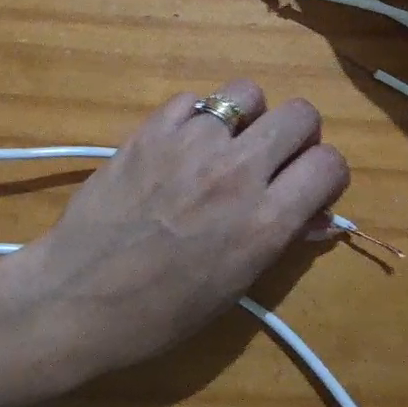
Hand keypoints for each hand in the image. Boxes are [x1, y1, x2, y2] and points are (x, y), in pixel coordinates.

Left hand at [15, 81, 348, 376]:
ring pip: (247, 93)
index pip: (329, 163)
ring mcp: (191, 143)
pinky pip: (193, 100)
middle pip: (301, 114)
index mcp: (264, 222)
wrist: (77, 297)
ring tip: (225, 145)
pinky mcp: (151, 129)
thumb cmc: (160, 313)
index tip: (308, 186)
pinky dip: (195, 118)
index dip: (325, 174)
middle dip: (297, 136)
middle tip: (272, 160)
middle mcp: (237, 172)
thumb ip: (280, 239)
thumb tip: (315, 213)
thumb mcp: (235, 286)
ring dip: (247, 118)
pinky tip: (179, 146)